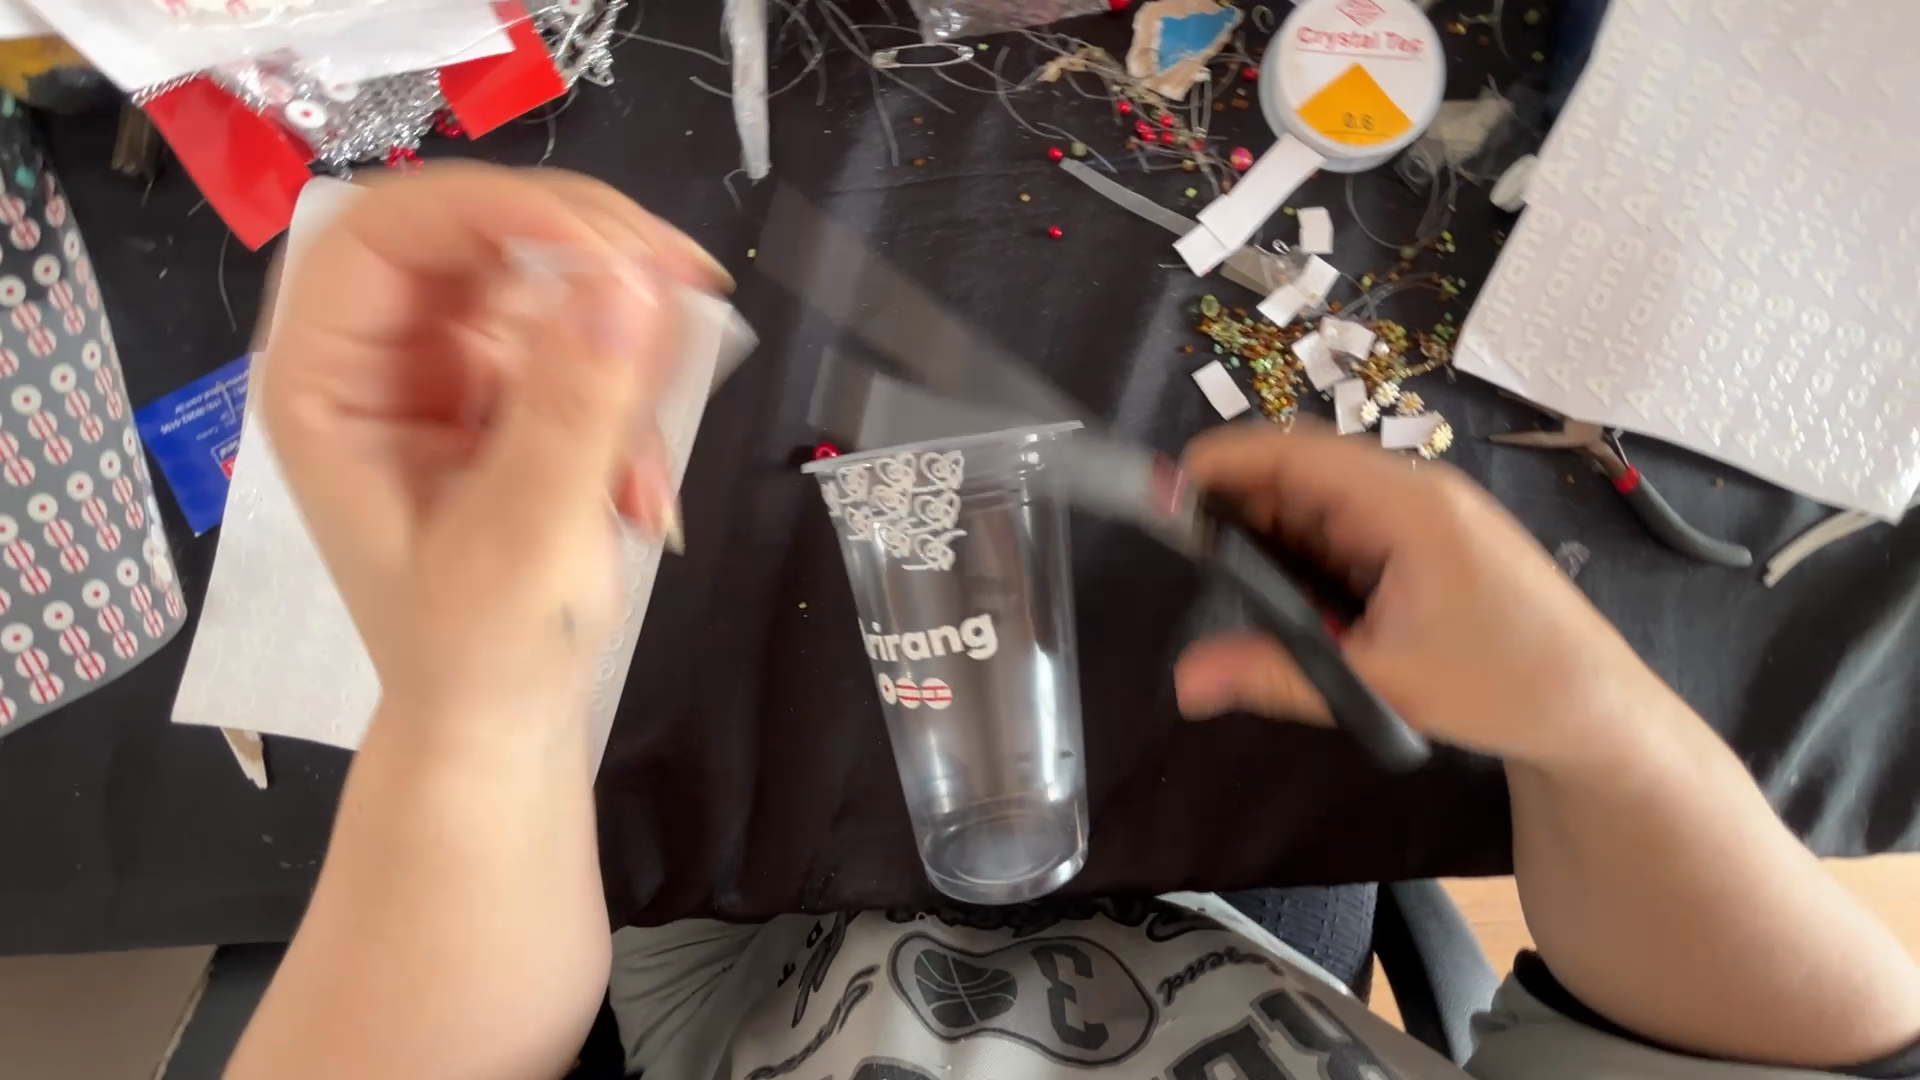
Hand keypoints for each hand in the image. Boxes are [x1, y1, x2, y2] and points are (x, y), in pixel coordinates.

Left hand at [261, 164, 730, 739]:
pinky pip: (596, 359)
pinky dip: (639, 412)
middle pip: (488, 243)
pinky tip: (644, 492)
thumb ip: (576, 409)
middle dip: (596, 263)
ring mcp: (465, 377)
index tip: (626, 252)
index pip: (396, 233)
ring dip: (630, 366)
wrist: (506, 704)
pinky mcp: (527, 402)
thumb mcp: (528, 532)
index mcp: (334, 377)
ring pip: (560, 299)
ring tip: (648, 472)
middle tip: (692, 286)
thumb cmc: (485, 642)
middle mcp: (394, 357)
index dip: (505, 214)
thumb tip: (634, 285)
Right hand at [1173, 423, 1680, 768]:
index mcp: (1407, 505)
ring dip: (1265, 533)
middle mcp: (1407, 494)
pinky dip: (1296, 553)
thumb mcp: (1381, 684)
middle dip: (1237, 503)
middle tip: (1183, 546)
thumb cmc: (1505, 687)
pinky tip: (1281, 591)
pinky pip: (1335, 531)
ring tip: (1223, 574)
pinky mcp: (1411, 543)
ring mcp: (1411, 517)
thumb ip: (1275, 676)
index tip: (1167, 488)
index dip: (1227, 461)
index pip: (1299, 454)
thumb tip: (1182, 685)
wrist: (1598, 714)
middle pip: (1299, 473)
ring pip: (1313, 504)